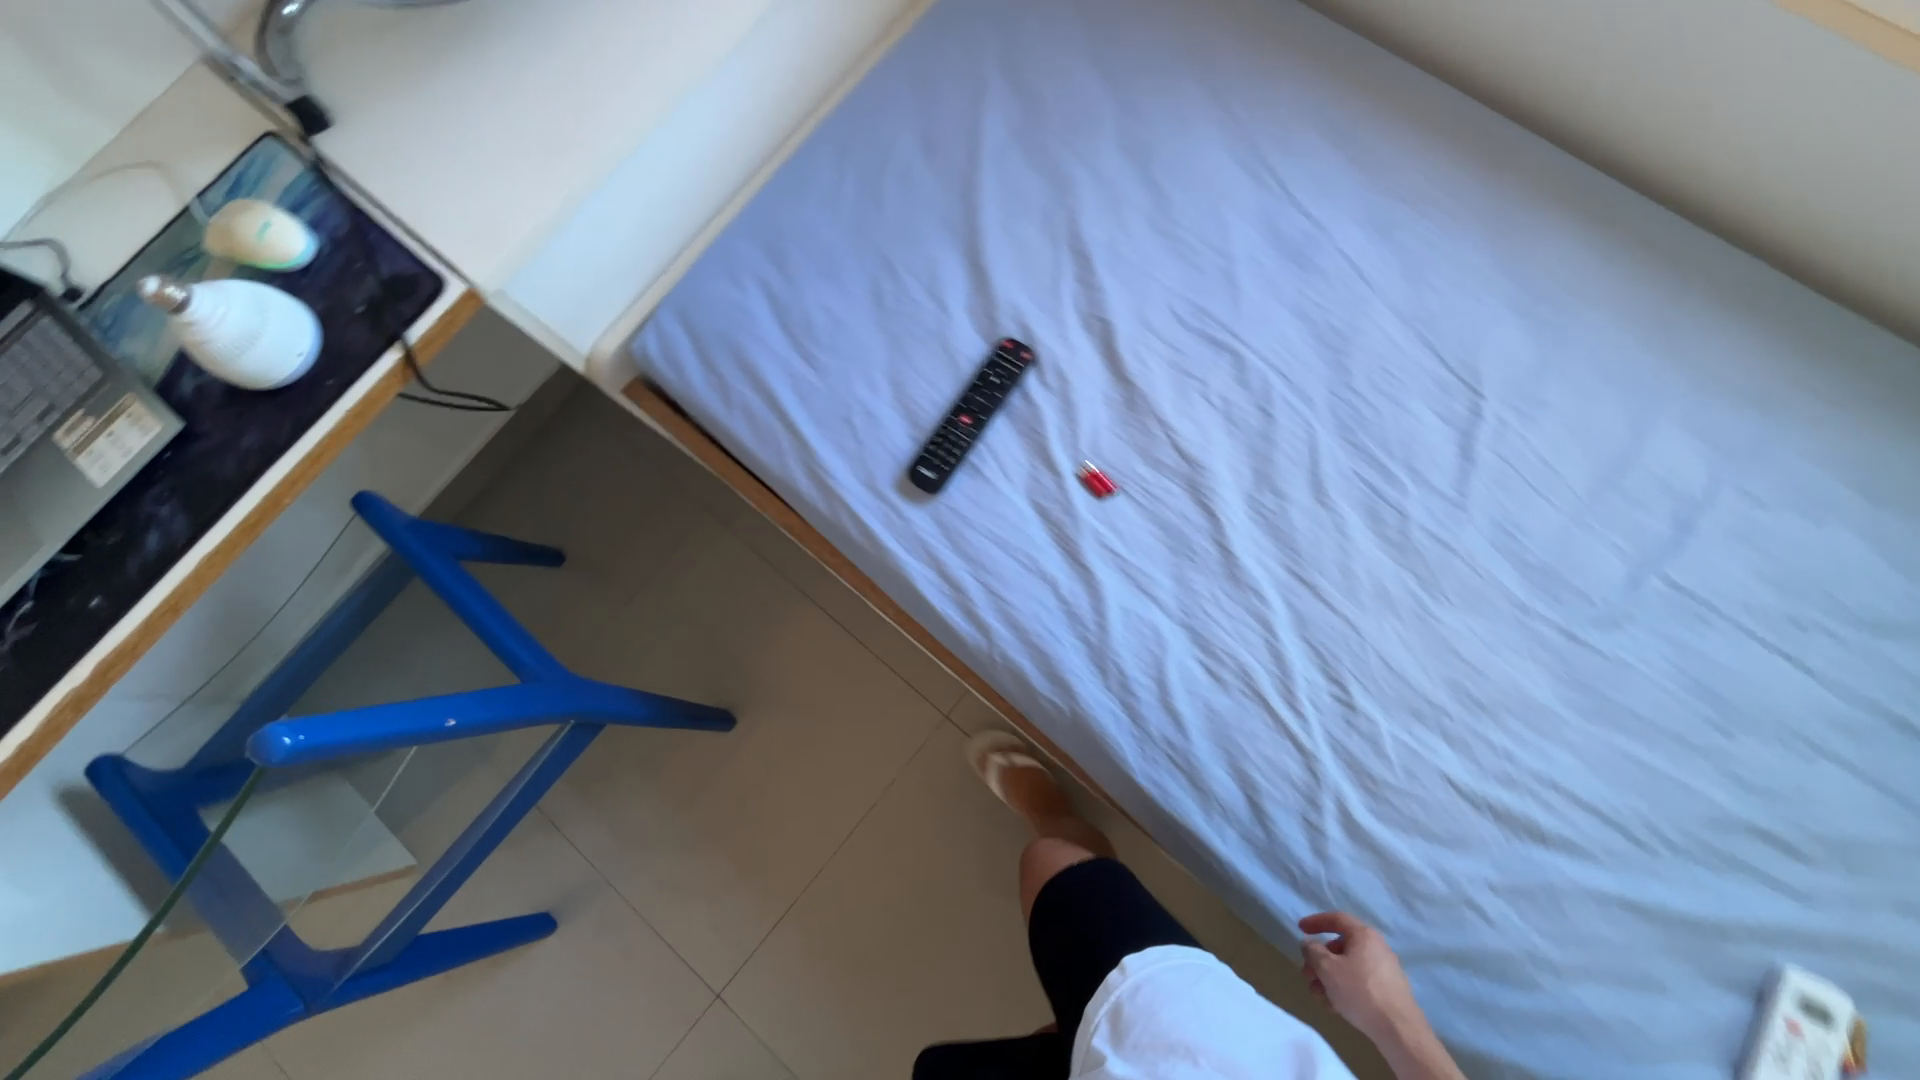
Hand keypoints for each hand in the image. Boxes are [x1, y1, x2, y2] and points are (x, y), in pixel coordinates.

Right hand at [1297, 912, 1421, 1043]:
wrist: (1399, 1030)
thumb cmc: (1359, 991)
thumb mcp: (1327, 968)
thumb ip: (1312, 951)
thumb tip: (1309, 944)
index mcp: (1364, 935)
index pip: (1336, 918)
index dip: (1315, 921)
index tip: (1300, 929)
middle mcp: (1377, 948)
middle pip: (1340, 947)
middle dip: (1319, 960)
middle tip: (1307, 975)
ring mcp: (1385, 970)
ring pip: (1348, 967)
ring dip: (1328, 978)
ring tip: (1318, 996)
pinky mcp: (1389, 991)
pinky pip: (1360, 982)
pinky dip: (1343, 988)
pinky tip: (1334, 1006)